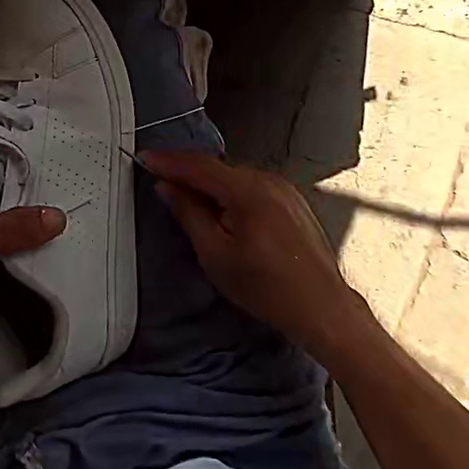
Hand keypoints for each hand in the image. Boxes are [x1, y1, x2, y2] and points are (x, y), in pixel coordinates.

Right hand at [142, 150, 365, 354]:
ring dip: (208, 183)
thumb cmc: (268, 288)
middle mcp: (269, 182)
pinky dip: (229, 191)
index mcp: (249, 191)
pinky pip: (251, 186)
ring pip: (234, 176)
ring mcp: (285, 190)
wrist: (322, 309)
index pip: (198, 166)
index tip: (146, 159)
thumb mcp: (215, 254)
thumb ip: (188, 213)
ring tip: (187, 198)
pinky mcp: (292, 202)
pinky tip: (220, 208)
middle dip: (186, 172)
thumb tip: (169, 188)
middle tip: (161, 179)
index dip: (168, 162)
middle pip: (217, 168)